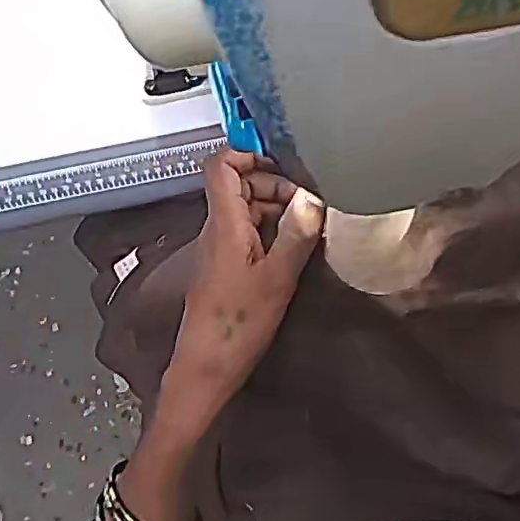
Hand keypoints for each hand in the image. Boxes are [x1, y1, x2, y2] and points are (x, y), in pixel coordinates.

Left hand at [159, 151, 324, 437]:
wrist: (206, 367)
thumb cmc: (238, 324)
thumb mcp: (277, 278)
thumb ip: (296, 234)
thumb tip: (313, 197)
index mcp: (224, 224)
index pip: (221, 166)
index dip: (247, 154)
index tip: (284, 164)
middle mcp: (217, 230)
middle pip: (240, 186)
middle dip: (275, 186)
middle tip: (309, 207)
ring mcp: (220, 249)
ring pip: (246, 210)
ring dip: (277, 211)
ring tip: (309, 228)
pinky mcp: (226, 267)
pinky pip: (248, 234)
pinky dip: (271, 233)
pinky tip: (294, 250)